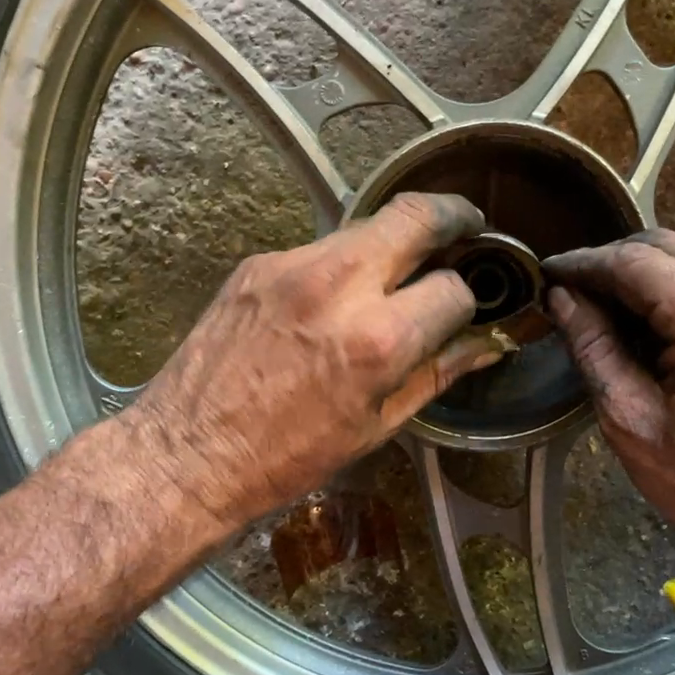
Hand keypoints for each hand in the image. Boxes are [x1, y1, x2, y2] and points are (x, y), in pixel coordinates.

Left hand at [125, 193, 506, 528]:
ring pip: (366, 227)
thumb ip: (435, 374)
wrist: (190, 452)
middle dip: (452, 216)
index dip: (465, 304)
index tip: (459, 315)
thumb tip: (484, 345)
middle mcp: (339, 285)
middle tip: (465, 227)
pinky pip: (318, 251)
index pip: (452, 289)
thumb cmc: (289, 458)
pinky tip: (329, 303)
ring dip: (391, 243)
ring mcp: (292, 266)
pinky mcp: (257, 264)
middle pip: (416, 215)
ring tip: (394, 274)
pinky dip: (339, 268)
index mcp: (377, 339)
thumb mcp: (376, 426)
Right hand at [542, 230, 674, 567]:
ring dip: (639, 276)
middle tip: (566, 292)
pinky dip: (670, 289)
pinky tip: (641, 319)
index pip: (636, 262)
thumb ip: (594, 346)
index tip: (548, 272)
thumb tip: (562, 299)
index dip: (584, 264)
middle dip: (609, 265)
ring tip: (597, 309)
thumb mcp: (629, 417)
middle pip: (664, 247)